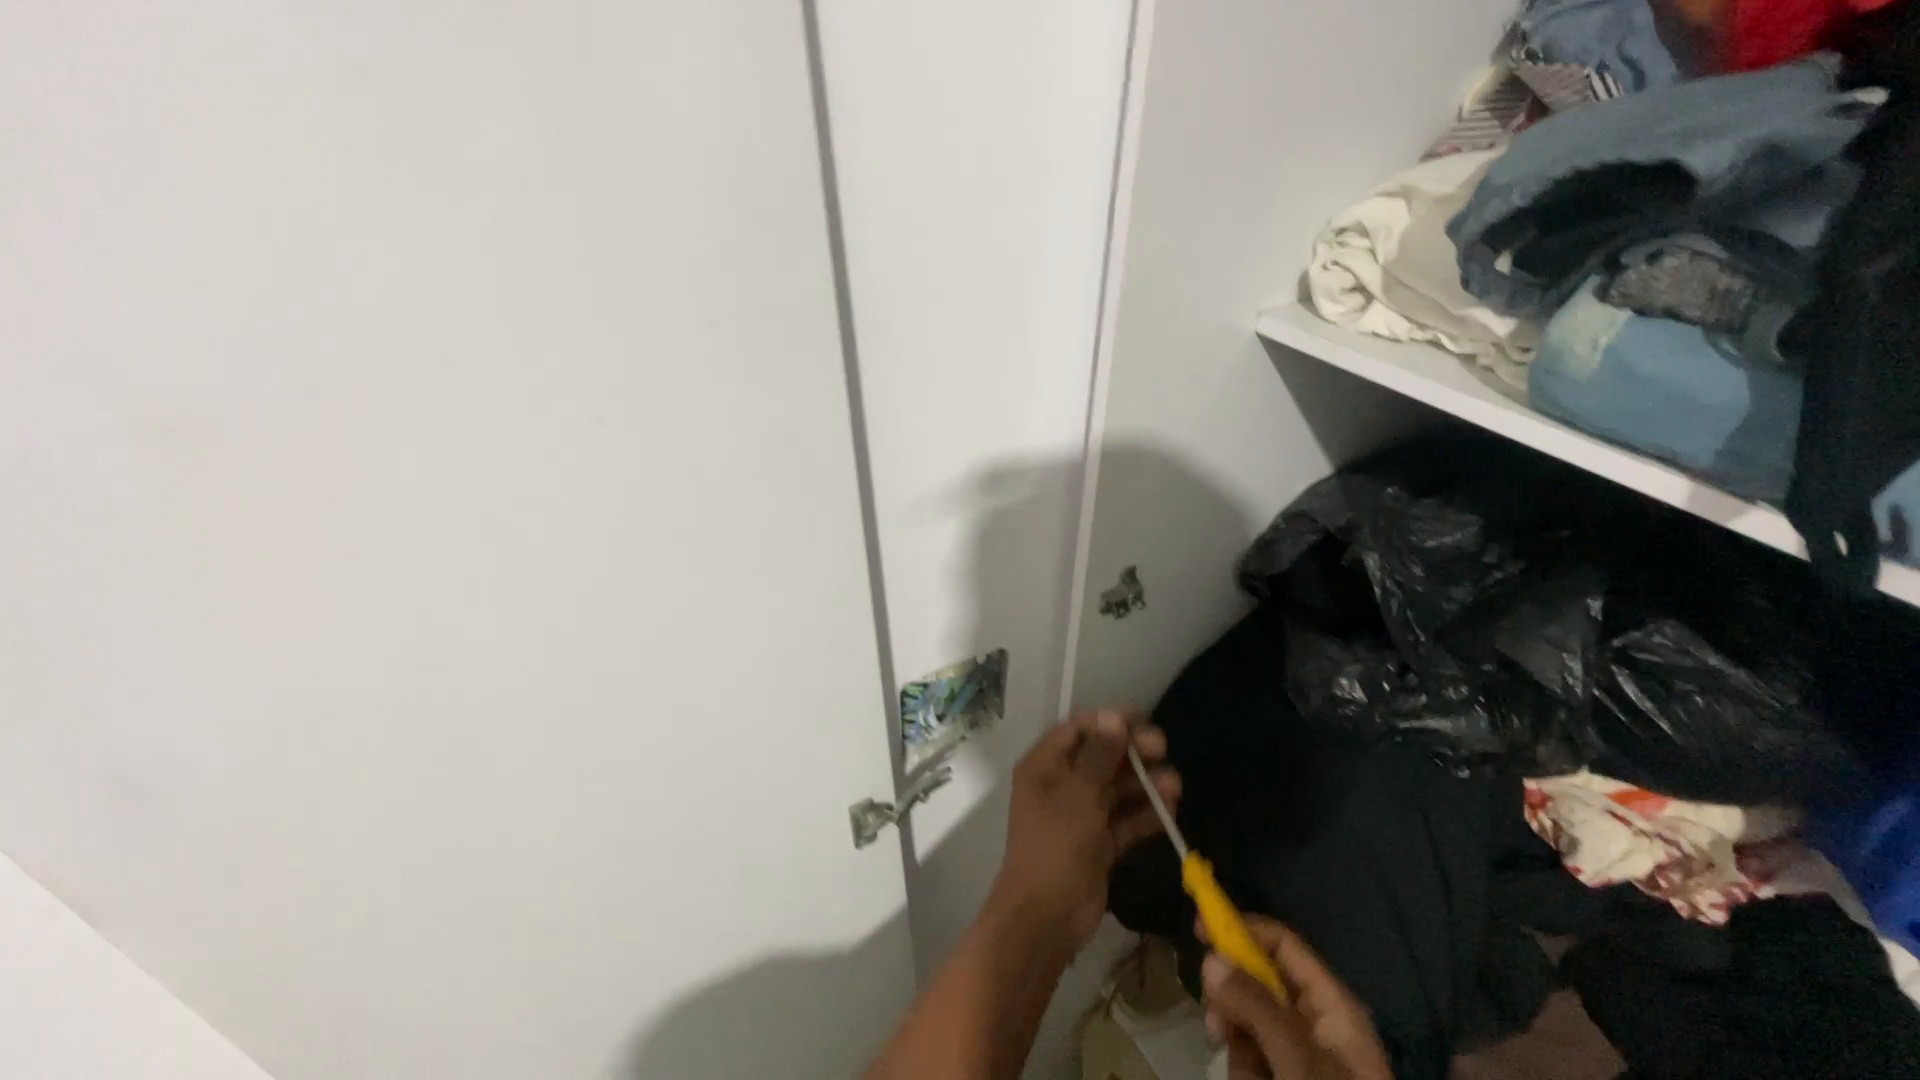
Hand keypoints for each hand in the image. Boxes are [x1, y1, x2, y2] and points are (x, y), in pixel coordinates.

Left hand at [986, 709, 1179, 949]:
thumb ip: (1099, 755)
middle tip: (1163, 748)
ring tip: (1176, 784)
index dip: (1108, 721)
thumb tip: (1113, 716)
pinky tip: (1171, 811)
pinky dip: (1145, 816)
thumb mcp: (1078, 794)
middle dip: (1132, 751)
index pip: (1077, 730)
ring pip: (1116, 790)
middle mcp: (1061, 786)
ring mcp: (1081, 816)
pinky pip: (1125, 821)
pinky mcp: (1098, 844)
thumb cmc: (1057, 845)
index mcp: (1044, 767)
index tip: (1141, 719)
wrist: (1046, 917)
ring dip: (1145, 784)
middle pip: (1101, 757)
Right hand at [1198, 915, 1392, 1079]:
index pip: (1283, 945)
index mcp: (1332, 1005)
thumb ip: (1257, 1007)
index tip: (1197, 930)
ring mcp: (1300, 1056)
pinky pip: (1249, 1060)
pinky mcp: (1284, 1078)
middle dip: (1233, 1004)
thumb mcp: (1299, 1061)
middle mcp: (1316, 1023)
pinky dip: (1245, 1072)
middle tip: (1218, 1027)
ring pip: (1246, 1026)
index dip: (1243, 929)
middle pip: (1257, 983)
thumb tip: (1212, 957)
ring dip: (1239, 1051)